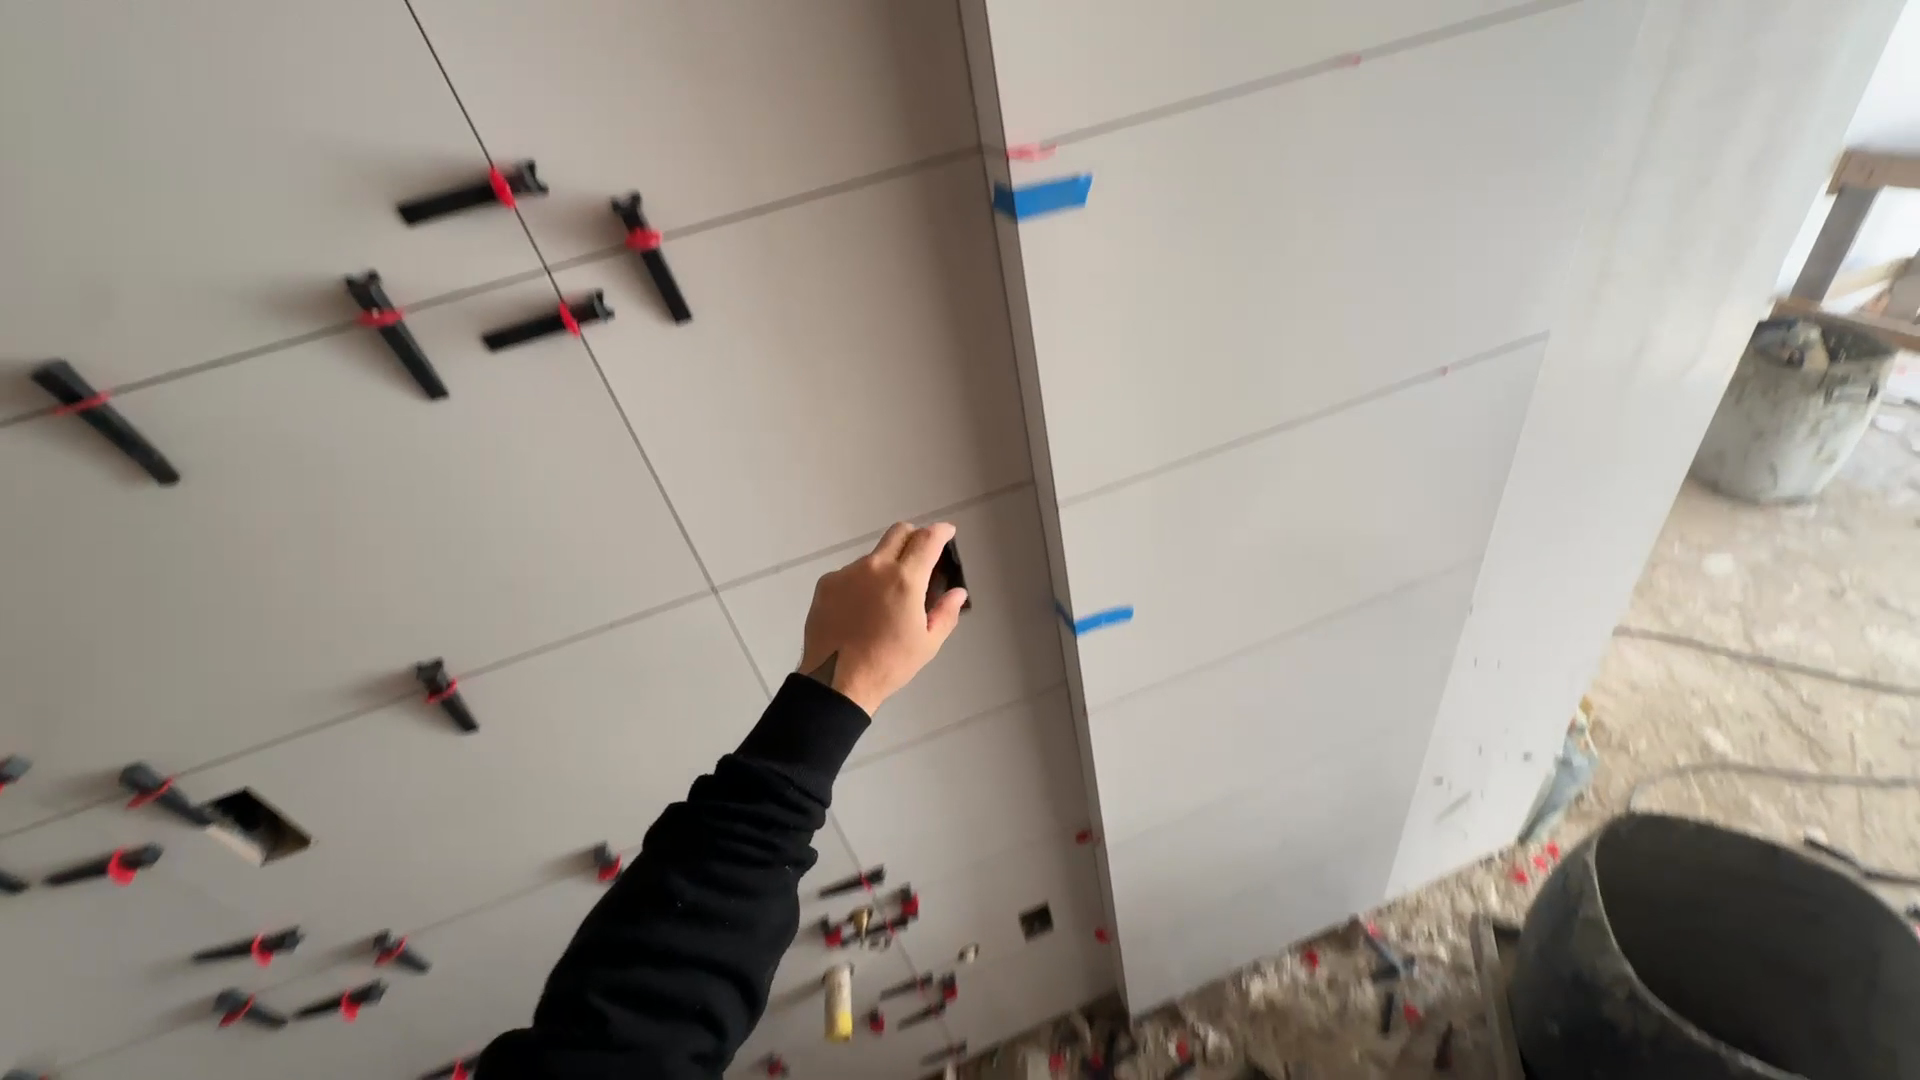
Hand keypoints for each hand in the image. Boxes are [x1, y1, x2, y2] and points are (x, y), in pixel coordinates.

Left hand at [796, 521, 967, 715]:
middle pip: (899, 532)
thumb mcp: (927, 643)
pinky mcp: (827, 583)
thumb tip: (957, 592)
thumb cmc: (888, 665)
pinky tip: (861, 609)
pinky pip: (851, 573)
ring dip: (886, 565)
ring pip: (874, 556)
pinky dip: (862, 582)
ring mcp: (847, 573)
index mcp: (905, 580)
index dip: (941, 531)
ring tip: (885, 599)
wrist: (836, 681)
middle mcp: (875, 567)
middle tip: (921, 556)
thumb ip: (946, 612)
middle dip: (915, 536)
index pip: (928, 539)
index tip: (947, 532)